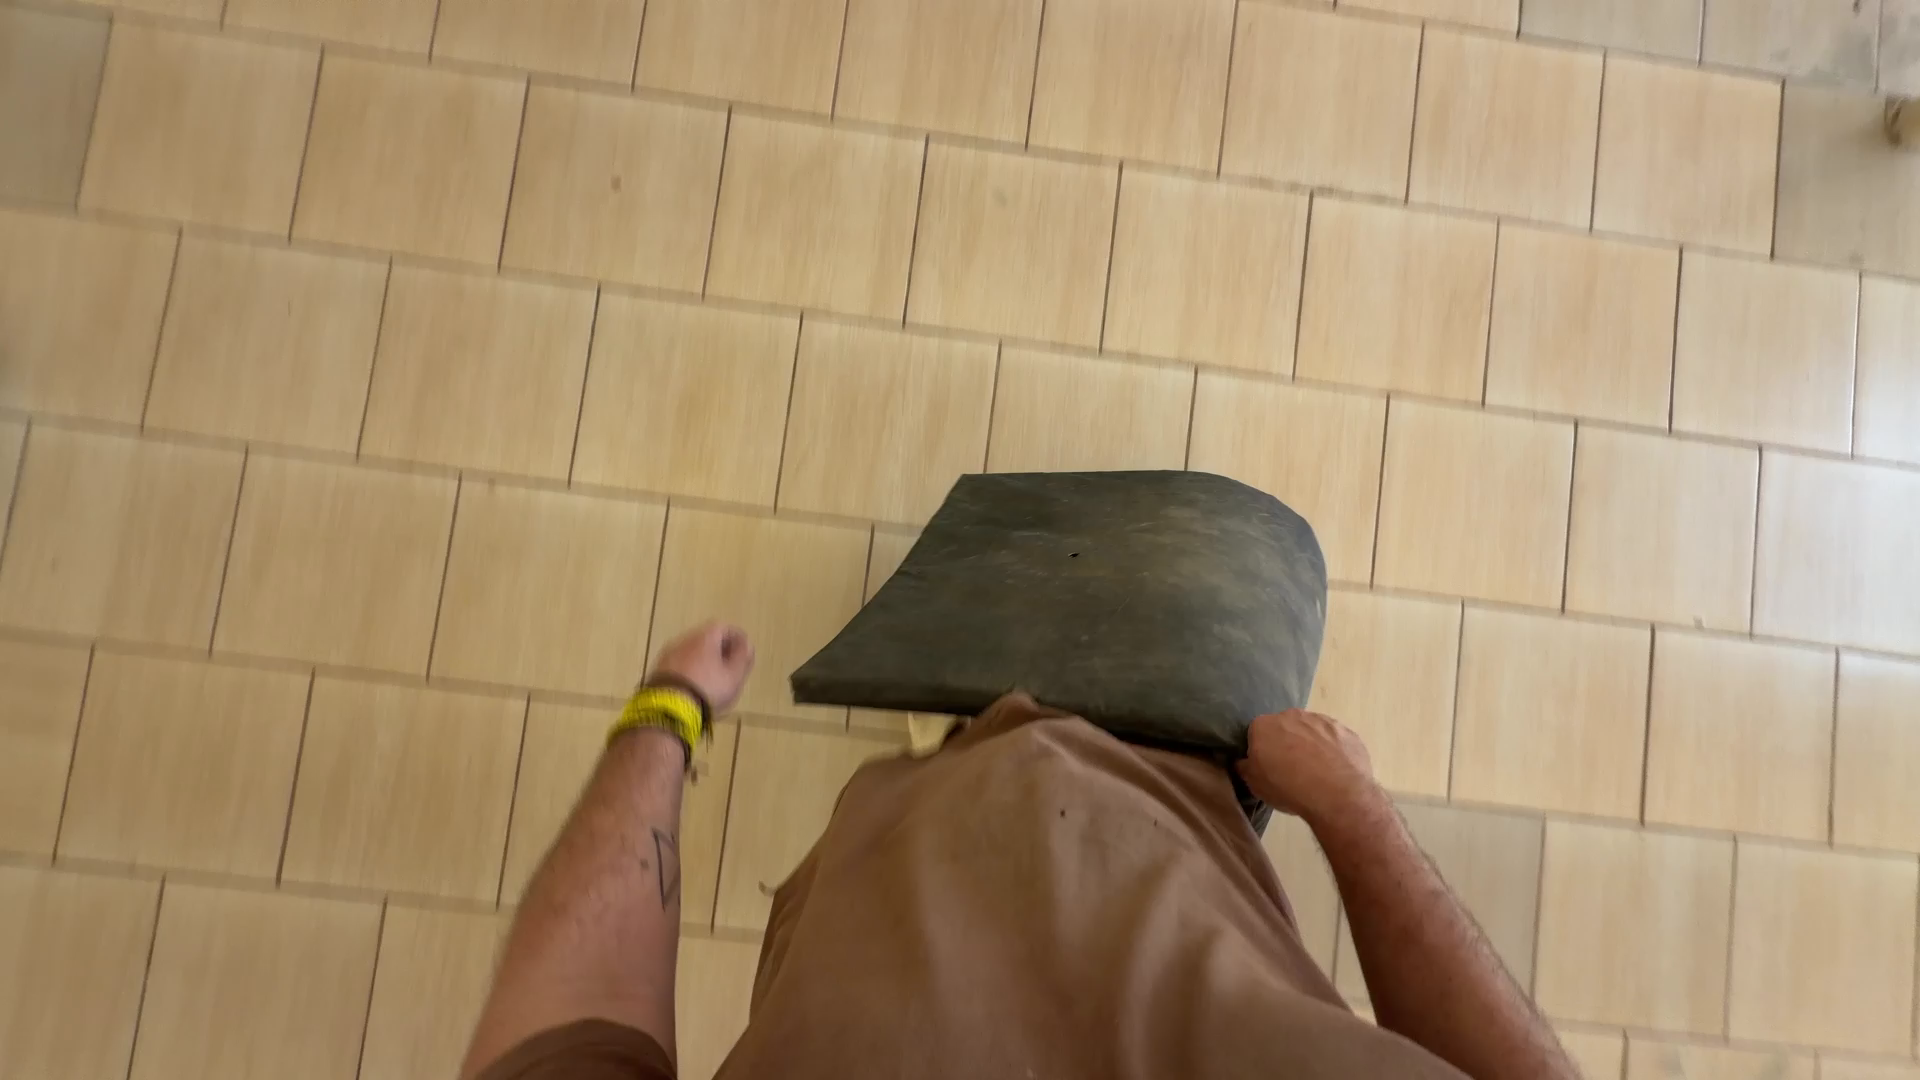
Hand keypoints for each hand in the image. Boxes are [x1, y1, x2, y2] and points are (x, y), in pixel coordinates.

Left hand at [647, 622, 753, 714]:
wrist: (668, 710)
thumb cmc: (708, 689)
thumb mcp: (734, 676)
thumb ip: (743, 657)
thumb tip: (746, 645)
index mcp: (705, 636)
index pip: (724, 628)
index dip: (736, 639)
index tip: (743, 653)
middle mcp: (684, 639)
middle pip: (706, 638)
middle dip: (719, 650)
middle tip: (728, 667)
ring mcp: (667, 654)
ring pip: (690, 652)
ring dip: (702, 661)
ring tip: (711, 680)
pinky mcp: (656, 670)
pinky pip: (678, 664)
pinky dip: (689, 670)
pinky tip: (693, 686)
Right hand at [1236, 710, 1383, 825]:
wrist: (1337, 795)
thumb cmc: (1287, 787)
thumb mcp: (1254, 784)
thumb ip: (1245, 767)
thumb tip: (1243, 762)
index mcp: (1263, 725)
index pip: (1257, 733)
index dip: (1262, 750)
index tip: (1268, 766)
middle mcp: (1292, 715)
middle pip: (1285, 727)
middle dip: (1287, 742)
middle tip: (1291, 768)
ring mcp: (1322, 721)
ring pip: (1312, 730)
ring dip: (1311, 744)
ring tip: (1317, 771)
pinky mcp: (1347, 732)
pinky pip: (1336, 740)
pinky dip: (1334, 751)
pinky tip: (1337, 771)